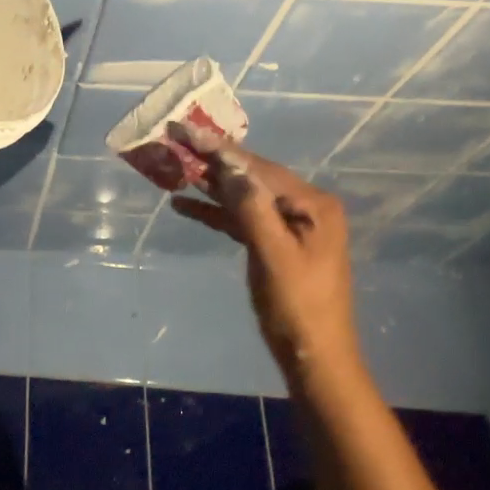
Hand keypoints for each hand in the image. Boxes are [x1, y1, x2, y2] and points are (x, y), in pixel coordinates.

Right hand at [166, 123, 359, 383]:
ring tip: (175, 167)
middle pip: (251, 177)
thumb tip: (229, 163)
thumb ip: (251, 206)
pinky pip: (242, 220)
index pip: (259, 169)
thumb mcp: (272, 254)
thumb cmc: (297, 307)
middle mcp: (305, 208)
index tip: (186, 130)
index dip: (221, 150)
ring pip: (244, 197)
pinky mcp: (276, 244)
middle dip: (213, 162)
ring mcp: (291, 227)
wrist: (314, 359)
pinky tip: (185, 204)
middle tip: (176, 140)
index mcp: (313, 205)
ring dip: (211, 185)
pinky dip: (216, 213)